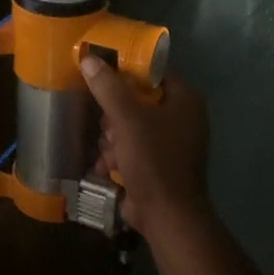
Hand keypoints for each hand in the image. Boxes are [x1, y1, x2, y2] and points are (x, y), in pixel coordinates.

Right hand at [80, 56, 210, 235]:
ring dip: (113, 139)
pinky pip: (132, 148)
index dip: (126, 73)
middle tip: (109, 129)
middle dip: (115, 117)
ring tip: (109, 154)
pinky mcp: (159, 164)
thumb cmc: (153, 160)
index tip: (101, 78)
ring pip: (130, 126)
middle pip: (137, 100)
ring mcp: (171, 142)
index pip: (152, 72)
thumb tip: (89, 58)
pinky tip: (108, 168)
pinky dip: (118, 156)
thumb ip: (108, 87)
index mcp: (185, 99)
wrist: (166, 216)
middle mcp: (182, 117)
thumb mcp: (127, 119)